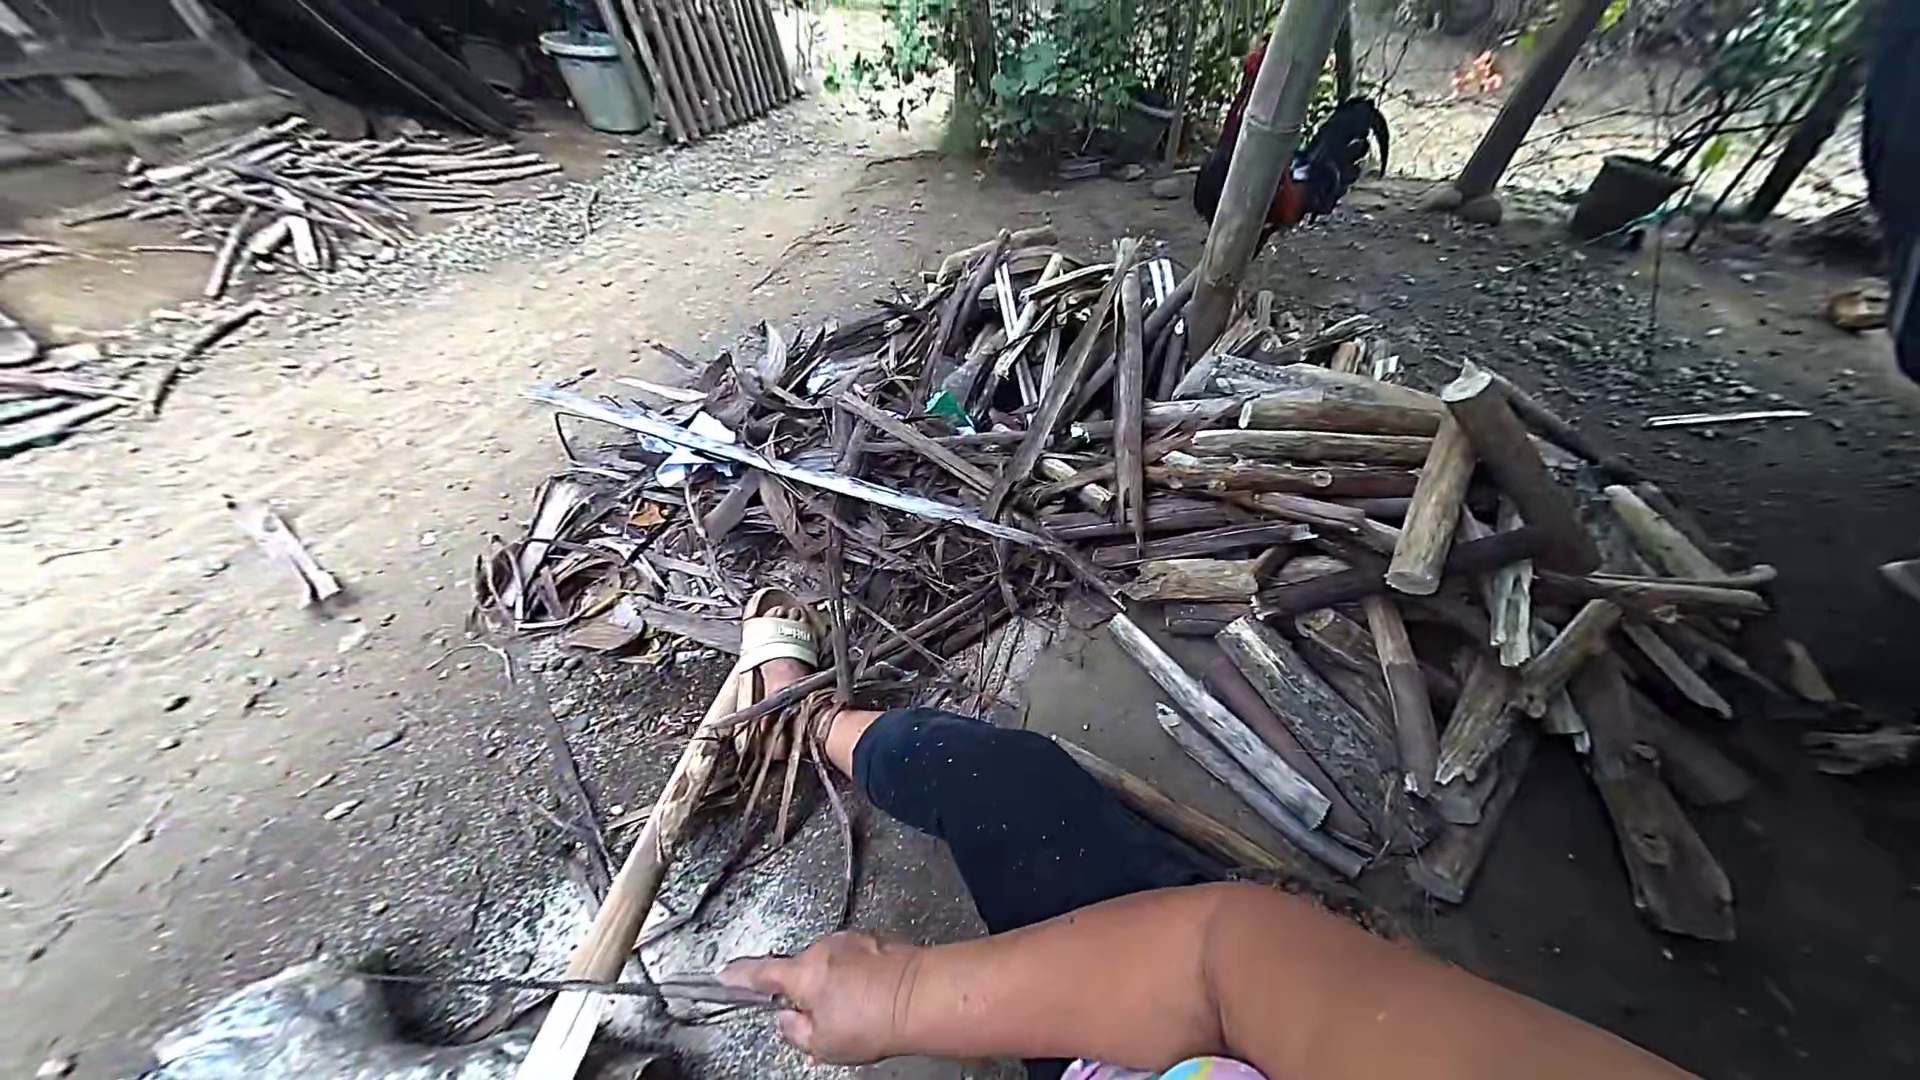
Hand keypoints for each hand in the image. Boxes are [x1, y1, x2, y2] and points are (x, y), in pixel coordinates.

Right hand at [719, 931, 923, 1063]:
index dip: (741, 975)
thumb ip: (795, 1030)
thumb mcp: (822, 1043)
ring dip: (835, 981)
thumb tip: (785, 1018)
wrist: (915, 994)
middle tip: (824, 1019)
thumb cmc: (868, 1022)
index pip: (763, 972)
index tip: (725, 973)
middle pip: (803, 969)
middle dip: (807, 990)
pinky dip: (855, 973)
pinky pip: (854, 956)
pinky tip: (870, 994)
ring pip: (831, 962)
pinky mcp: (874, 938)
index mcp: (805, 973)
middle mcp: (825, 947)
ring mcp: (851, 938)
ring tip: (856, 1011)